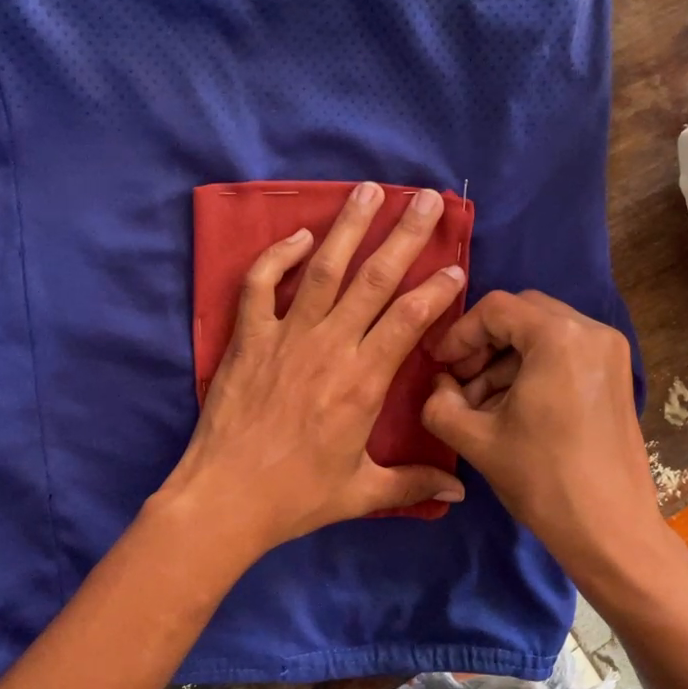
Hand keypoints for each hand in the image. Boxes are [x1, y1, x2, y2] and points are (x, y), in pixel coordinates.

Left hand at [158, 183, 469, 556]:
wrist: (225, 498)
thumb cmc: (296, 497)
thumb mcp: (362, 493)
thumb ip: (413, 485)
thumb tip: (462, 494)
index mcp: (364, 381)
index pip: (410, 318)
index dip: (436, 288)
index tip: (455, 263)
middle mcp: (329, 346)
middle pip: (374, 279)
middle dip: (404, 235)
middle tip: (427, 200)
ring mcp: (285, 336)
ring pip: (323, 269)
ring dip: (348, 227)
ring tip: (369, 190)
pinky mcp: (247, 338)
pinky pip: (260, 286)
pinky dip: (276, 257)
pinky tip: (298, 235)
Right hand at [421, 290, 661, 566]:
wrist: (610, 531)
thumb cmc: (542, 479)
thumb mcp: (476, 439)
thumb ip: (440, 402)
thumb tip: (439, 386)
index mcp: (560, 336)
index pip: (496, 309)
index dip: (458, 333)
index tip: (437, 365)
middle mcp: (592, 332)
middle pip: (522, 314)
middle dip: (483, 343)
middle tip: (457, 380)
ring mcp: (610, 353)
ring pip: (542, 334)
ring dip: (504, 359)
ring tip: (478, 404)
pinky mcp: (616, 377)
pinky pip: (564, 353)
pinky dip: (532, 369)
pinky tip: (510, 409)